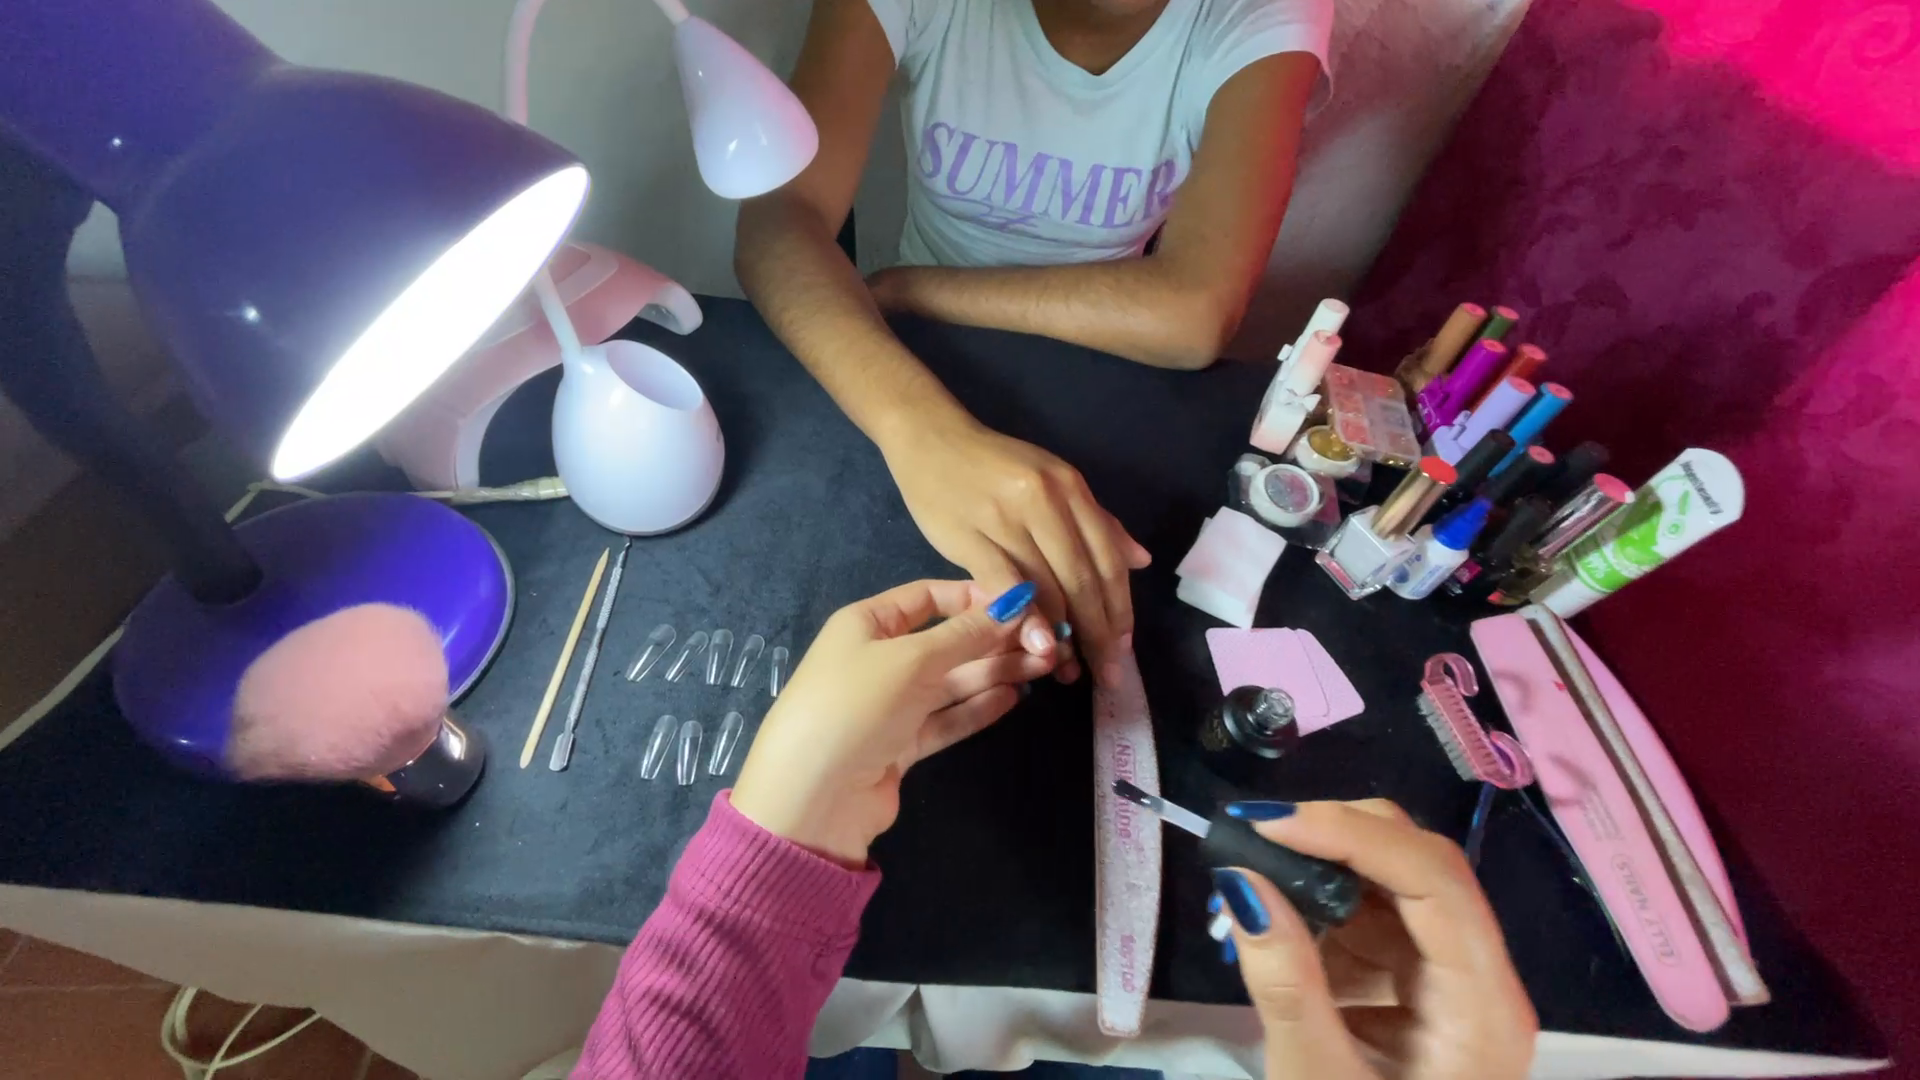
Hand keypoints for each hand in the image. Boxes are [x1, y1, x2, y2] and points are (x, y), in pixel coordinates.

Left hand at [730, 580, 1048, 866]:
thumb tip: (1012, 606)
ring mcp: (891, 703)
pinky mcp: (900, 743)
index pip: (929, 597)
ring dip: (995, 671)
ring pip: (951, 681)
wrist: (812, 797)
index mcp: (869, 623)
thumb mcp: (911, 658)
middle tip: (1048, 642)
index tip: (1022, 604)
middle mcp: (880, 658)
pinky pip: (946, 717)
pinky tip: (1014, 697)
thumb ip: (965, 634)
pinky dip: (977, 707)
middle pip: (947, 640)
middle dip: (994, 639)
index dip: (975, 598)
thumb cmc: (856, 704)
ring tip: (1043, 667)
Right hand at [879, 413, 1149, 684]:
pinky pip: (1004, 582)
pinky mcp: (968, 534)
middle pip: (1082, 579)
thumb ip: (1097, 522)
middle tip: (1106, 675)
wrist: (930, 439)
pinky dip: (1023, 616)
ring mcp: (1006, 517)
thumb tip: (1140, 560)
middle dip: (1098, 634)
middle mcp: (1045, 500)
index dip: (1120, 609)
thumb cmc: (994, 465)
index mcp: (1071, 488)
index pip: (1107, 559)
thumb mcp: (1053, 481)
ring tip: (1067, 670)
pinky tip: (1035, 644)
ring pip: (1045, 587)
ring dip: (1062, 635)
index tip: (1125, 649)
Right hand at [1211, 800, 1536, 1079]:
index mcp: (1482, 1007)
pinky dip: (1314, 896)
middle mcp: (1478, 975)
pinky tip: (1275, 921)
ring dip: (1317, 862)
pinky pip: (1366, 908)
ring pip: (1390, 875)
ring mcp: (1445, 973)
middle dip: (1334, 833)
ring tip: (1251, 877)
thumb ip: (1283, 980)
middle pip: (1420, 862)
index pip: (1432, 880)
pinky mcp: (1412, 977)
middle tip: (1253, 834)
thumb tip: (1238, 876)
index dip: (1348, 832)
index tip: (1263, 824)